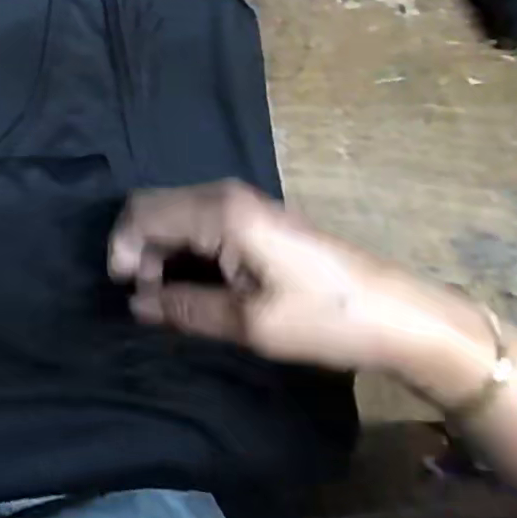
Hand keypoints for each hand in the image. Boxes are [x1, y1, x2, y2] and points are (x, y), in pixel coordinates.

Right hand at [108, 180, 496, 403]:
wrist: (394, 311)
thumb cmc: (324, 318)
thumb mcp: (251, 324)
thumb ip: (186, 308)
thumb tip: (137, 303)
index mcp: (221, 211)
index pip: (144, 212)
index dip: (122, 249)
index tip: (127, 295)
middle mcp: (224, 193)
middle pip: (154, 206)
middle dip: (137, 248)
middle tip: (147, 299)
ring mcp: (239, 200)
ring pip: (173, 212)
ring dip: (158, 250)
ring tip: (167, 298)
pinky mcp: (250, 215)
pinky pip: (195, 220)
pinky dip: (181, 247)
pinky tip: (192, 283)